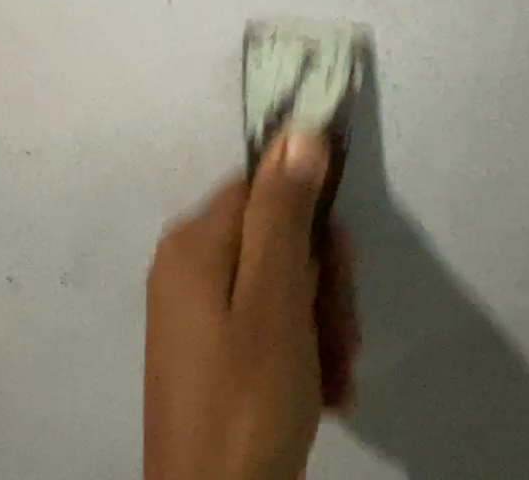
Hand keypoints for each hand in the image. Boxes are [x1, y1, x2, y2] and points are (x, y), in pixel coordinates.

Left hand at [145, 134, 357, 479]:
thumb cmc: (248, 397)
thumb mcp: (276, 299)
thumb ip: (285, 213)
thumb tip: (298, 131)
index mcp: (194, 241)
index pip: (266, 187)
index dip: (312, 222)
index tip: (341, 267)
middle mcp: (187, 264)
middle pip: (276, 239)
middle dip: (322, 283)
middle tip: (341, 334)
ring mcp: (196, 309)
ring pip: (280, 283)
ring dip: (319, 322)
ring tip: (334, 372)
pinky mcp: (210, 347)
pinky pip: (266, 321)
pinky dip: (300, 348)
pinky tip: (321, 388)